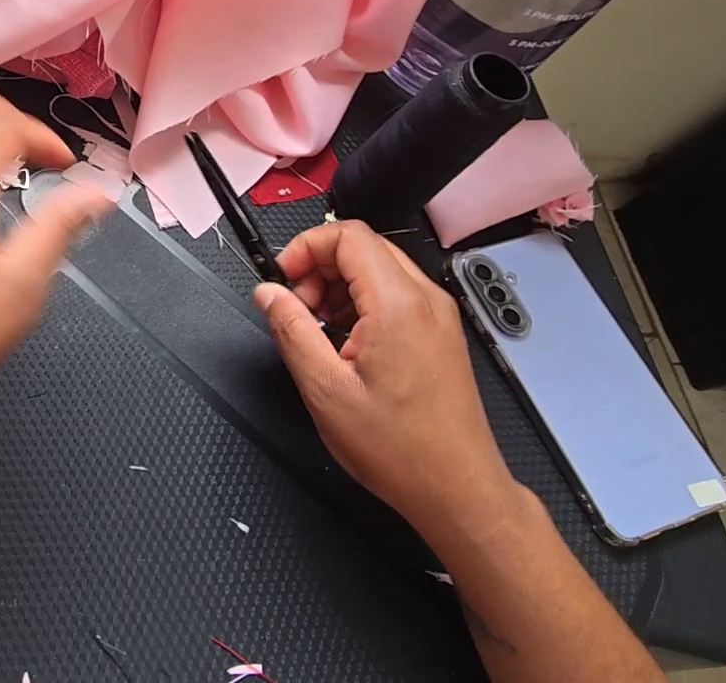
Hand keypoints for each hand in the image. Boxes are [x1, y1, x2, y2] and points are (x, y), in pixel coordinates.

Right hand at [254, 220, 520, 543]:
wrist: (457, 490)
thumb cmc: (402, 450)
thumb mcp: (325, 389)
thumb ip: (290, 329)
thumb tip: (268, 294)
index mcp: (398, 305)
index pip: (347, 235)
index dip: (305, 247)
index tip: (283, 277)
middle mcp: (425, 301)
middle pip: (361, 247)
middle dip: (318, 267)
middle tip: (295, 306)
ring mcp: (437, 315)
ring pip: (376, 268)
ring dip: (336, 286)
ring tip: (316, 328)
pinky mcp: (438, 332)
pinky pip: (392, 293)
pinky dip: (359, 302)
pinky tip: (342, 340)